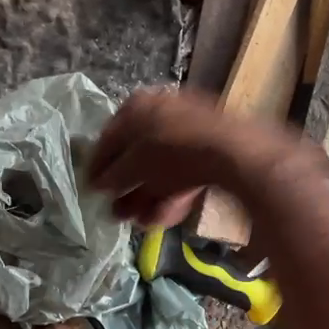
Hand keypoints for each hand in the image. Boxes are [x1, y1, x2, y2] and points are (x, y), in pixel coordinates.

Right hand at [87, 89, 313, 226]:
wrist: (236, 155)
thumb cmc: (173, 153)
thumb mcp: (132, 167)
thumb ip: (112, 176)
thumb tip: (97, 185)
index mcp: (138, 106)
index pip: (108, 138)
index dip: (98, 166)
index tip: (91, 189)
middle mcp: (163, 112)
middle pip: (137, 155)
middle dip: (126, 188)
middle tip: (115, 212)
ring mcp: (190, 131)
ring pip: (161, 168)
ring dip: (146, 196)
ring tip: (139, 222)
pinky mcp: (213, 149)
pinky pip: (184, 173)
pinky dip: (171, 195)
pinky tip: (164, 217)